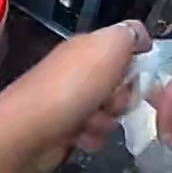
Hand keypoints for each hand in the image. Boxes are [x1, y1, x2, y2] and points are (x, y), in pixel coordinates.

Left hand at [0, 21, 149, 162]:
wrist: (30, 129)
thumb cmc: (73, 87)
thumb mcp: (109, 47)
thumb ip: (130, 35)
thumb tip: (141, 36)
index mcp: (88, 47)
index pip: (126, 49)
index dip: (136, 63)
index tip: (134, 74)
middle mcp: (79, 71)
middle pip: (121, 85)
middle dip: (122, 97)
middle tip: (109, 101)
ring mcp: (71, 100)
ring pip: (110, 112)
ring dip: (106, 120)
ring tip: (89, 122)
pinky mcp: (66, 127)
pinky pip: (95, 133)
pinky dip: (91, 137)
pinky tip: (80, 136)